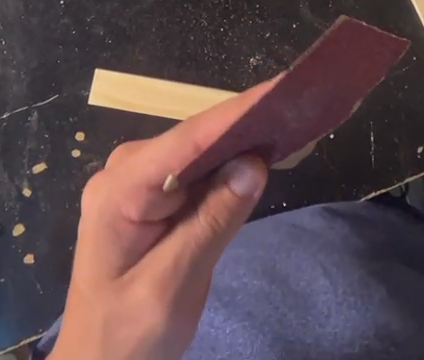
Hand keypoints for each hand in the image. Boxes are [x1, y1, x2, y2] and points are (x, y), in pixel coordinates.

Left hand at [50, 85, 273, 359]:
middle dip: (248, 124)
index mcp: (121, 188)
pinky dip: (232, 166)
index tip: (283, 88)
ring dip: (244, 143)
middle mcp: (127, 170)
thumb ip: (210, 224)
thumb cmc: (125, 335)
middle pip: (198, 137)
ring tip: (294, 128)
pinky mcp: (154, 195)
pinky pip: (199, 171)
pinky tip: (264, 159)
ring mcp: (140, 181)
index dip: (238, 112)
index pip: (189, 138)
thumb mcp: (170, 288)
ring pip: (202, 151)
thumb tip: (254, 162)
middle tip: (303, 113)